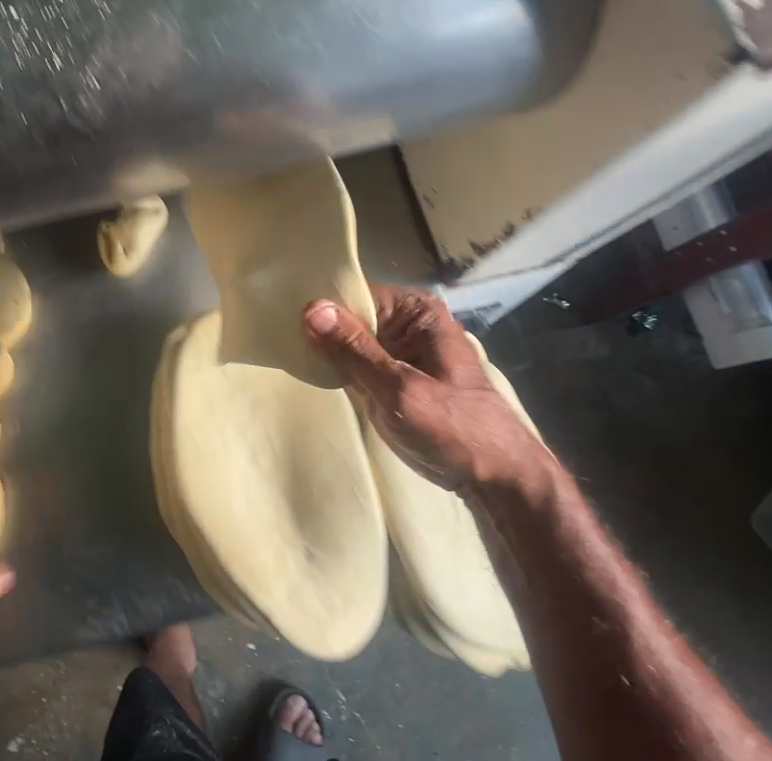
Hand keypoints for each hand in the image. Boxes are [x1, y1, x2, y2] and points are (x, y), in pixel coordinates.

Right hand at [302, 285, 547, 494]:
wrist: (496, 479)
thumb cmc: (453, 430)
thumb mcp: (399, 390)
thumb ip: (354, 350)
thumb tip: (310, 308)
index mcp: (416, 311)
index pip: (355, 293)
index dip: (320, 306)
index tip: (278, 317)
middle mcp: (408, 322)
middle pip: (349, 315)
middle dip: (319, 329)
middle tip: (275, 340)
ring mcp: (401, 351)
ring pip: (349, 341)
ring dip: (324, 353)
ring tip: (284, 355)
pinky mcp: (394, 377)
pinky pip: (356, 363)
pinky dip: (336, 371)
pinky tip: (308, 375)